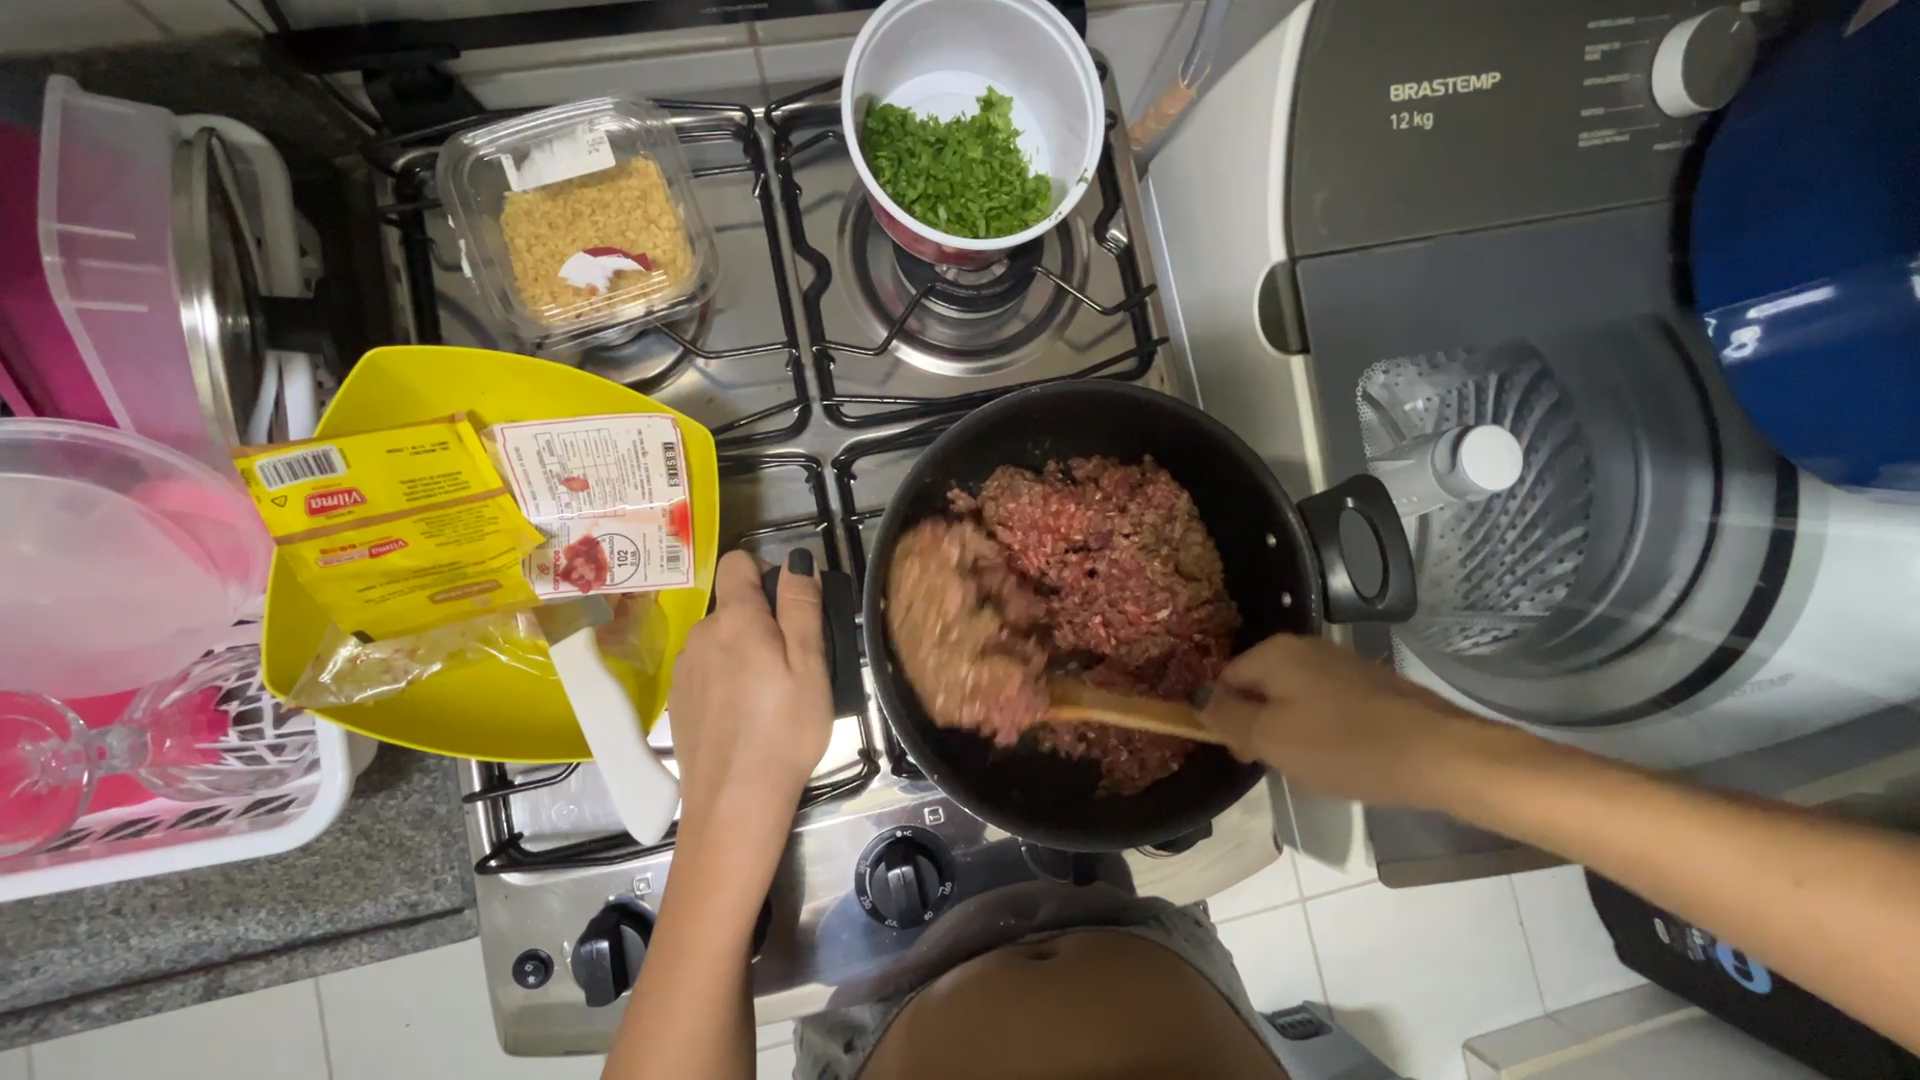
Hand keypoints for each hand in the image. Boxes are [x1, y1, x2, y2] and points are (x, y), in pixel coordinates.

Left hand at [667, 549, 833, 849]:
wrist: (734, 801)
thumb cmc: (785, 730)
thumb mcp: (811, 665)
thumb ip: (801, 607)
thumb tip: (796, 560)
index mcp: (736, 620)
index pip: (737, 563)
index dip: (765, 572)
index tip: (789, 606)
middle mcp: (701, 634)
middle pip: (732, 606)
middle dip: (762, 621)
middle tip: (794, 665)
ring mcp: (684, 669)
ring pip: (720, 640)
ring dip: (744, 652)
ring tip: (770, 696)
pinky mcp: (678, 700)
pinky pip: (707, 670)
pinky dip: (726, 679)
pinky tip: (744, 716)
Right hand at [1198, 633, 1507, 808]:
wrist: (1440, 755)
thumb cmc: (1344, 746)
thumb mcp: (1270, 738)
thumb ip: (1227, 716)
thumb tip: (1198, 699)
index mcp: (1275, 652)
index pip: (1225, 679)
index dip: (1225, 718)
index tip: (1244, 755)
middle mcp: (1305, 647)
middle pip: (1259, 685)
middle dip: (1258, 724)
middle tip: (1275, 763)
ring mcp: (1342, 663)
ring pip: (1293, 696)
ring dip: (1290, 729)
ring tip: (1310, 765)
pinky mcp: (1371, 683)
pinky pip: (1326, 703)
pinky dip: (1322, 729)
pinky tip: (1340, 756)